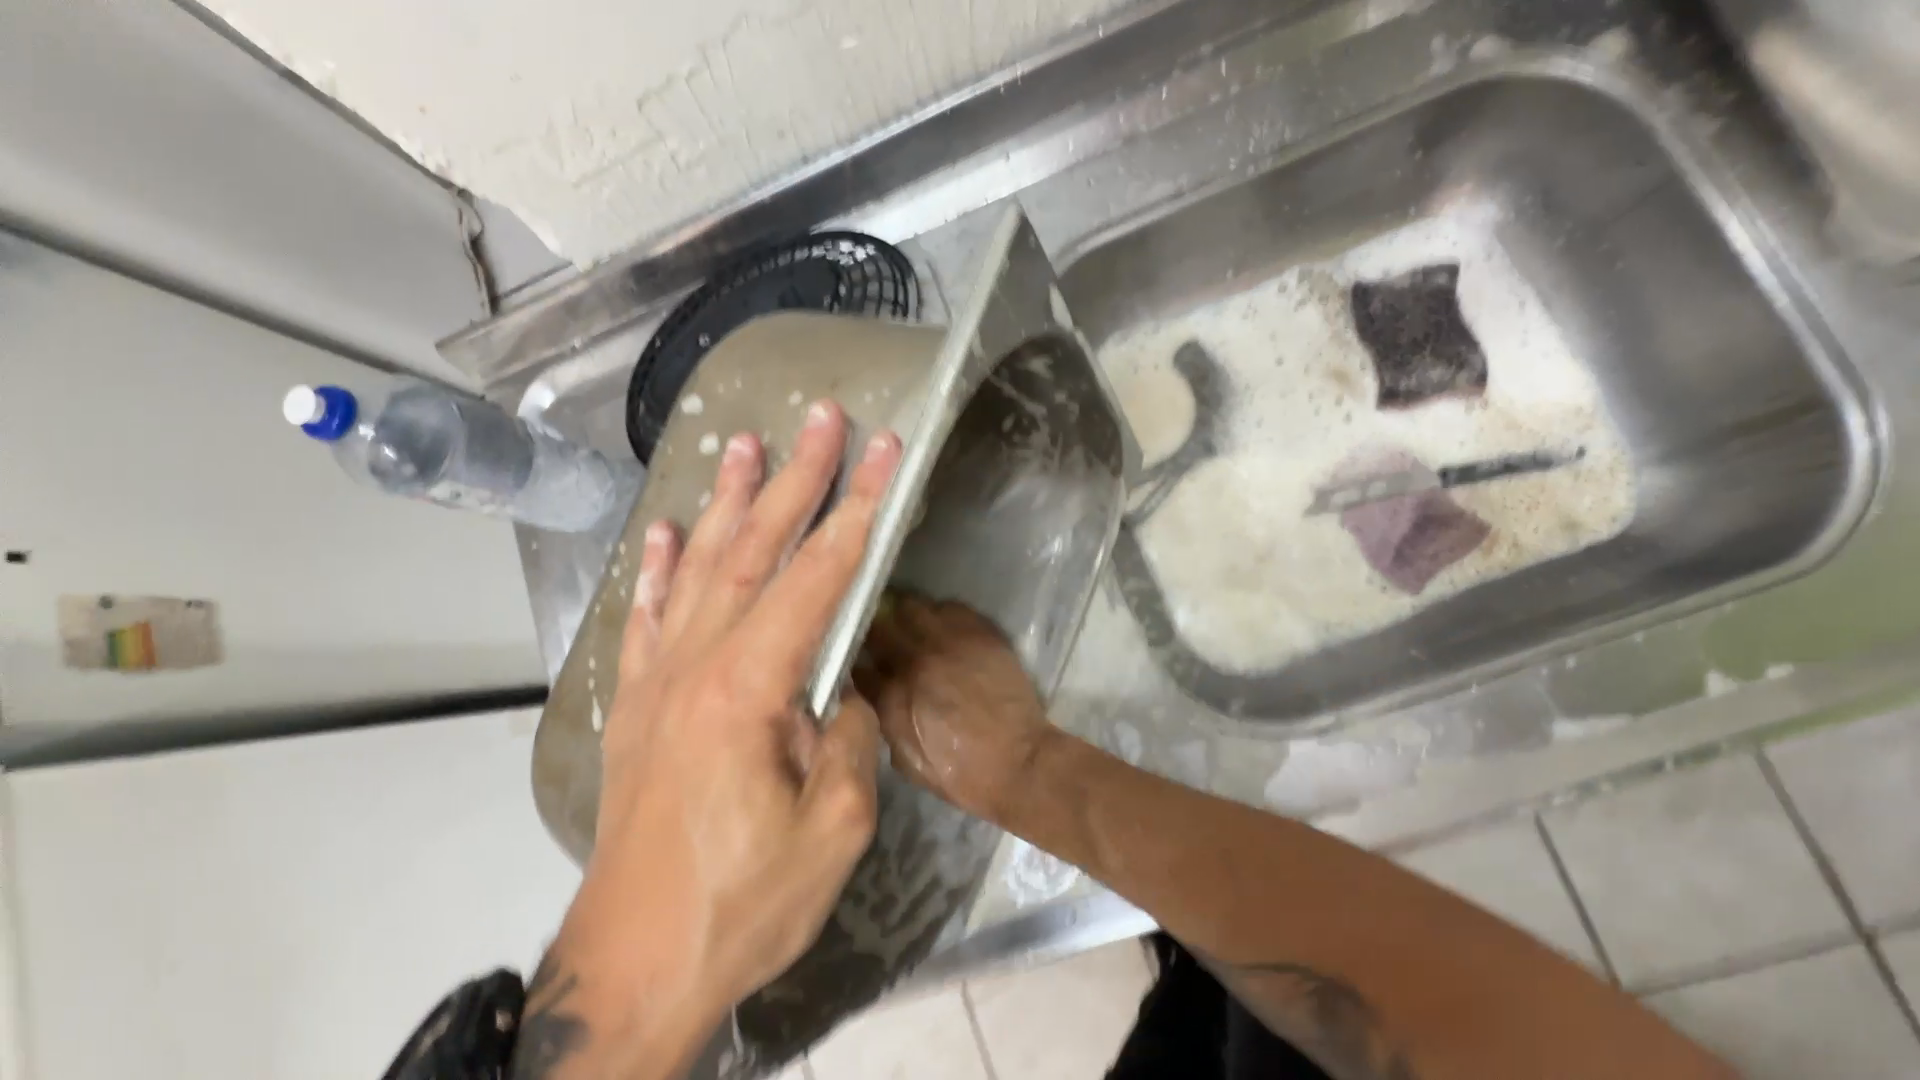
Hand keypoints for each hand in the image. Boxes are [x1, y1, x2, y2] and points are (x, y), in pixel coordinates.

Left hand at [520, 402, 901, 1079]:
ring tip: (745, 444)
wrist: (635, 963)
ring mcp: (655, 683)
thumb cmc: (743, 904)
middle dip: (796, 481)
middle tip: (821, 418)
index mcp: (747, 690)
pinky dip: (659, 570)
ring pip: (697, 571)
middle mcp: (694, 667)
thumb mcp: (831, 829)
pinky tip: (669, 532)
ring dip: (727, 504)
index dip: (855, 510)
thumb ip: (846, 739)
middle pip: (753, 553)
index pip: (815, 578)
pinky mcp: (633, 709)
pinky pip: (646, 621)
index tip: (882, 452)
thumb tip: (840, 691)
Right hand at [856, 594, 1054, 823]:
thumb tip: (871, 696)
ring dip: (905, 614)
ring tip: (909, 623)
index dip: (857, 661)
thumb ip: (884, 720)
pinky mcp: (980, 635)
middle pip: (880, 626)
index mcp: (892, 695)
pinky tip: (942, 626)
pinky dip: (941, 614)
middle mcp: (915, 661)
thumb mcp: (906, 760)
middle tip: (880, 635)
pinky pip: (951, 608)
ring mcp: (949, 643)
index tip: (859, 661)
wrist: (1017, 764)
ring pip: (912, 607)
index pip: (858, 664)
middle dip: (875, 629)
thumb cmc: (960, 774)